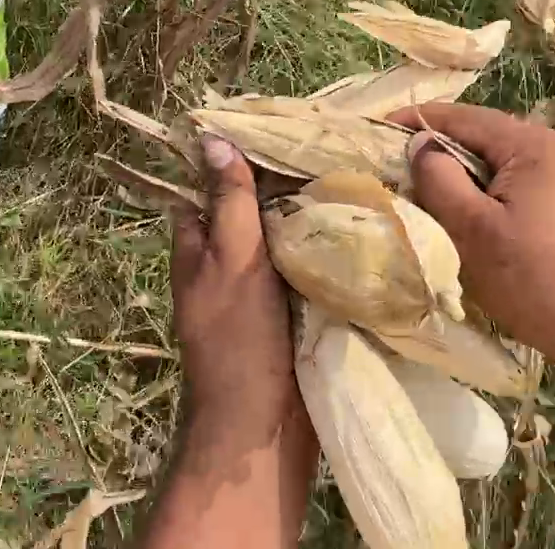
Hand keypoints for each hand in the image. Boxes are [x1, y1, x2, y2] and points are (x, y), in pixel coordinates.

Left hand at [146, 136, 315, 548]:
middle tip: (327, 142)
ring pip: (281, 232)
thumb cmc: (237, 339)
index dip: (237, 154)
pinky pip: (305, 262)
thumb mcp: (231, 259)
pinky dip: (323, 243)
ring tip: (349, 167)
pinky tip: (357, 218)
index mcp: (197, 244)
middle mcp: (226, 259)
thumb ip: (229, 202)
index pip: (212, 183)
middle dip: (282, 180)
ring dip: (307, 211)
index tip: (277, 124)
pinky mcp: (291, 305)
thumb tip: (213, 139)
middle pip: (251, 205)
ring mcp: (259, 284)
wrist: (265, 429)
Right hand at [391, 105, 554, 545]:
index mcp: (531, 144)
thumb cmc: (543, 282)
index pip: (459, 116)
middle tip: (400, 176)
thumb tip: (419, 144)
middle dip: (439, 154)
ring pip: (502, 168)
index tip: (376, 132)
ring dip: (466, 180)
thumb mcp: (475, 231)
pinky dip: (493, 199)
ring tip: (435, 205)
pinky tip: (483, 230)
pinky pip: (524, 190)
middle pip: (482, 139)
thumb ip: (439, 179)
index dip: (414, 120)